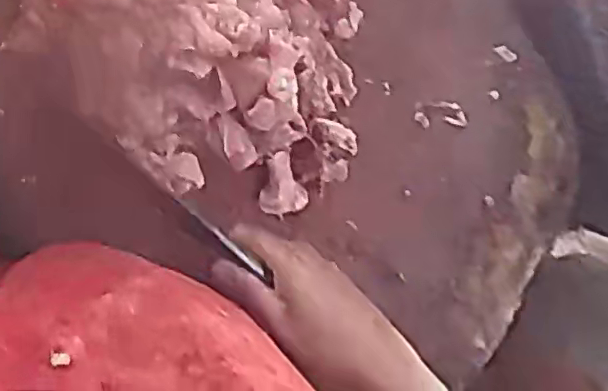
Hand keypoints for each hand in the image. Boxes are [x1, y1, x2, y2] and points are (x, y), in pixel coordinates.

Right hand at [211, 226, 442, 390]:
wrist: (391, 376)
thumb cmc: (326, 350)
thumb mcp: (277, 323)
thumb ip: (244, 287)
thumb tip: (216, 262)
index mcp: (285, 253)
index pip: (244, 231)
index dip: (227, 244)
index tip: (219, 266)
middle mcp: (306, 249)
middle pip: (266, 244)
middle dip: (252, 262)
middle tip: (245, 295)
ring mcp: (328, 265)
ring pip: (287, 259)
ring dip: (275, 275)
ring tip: (273, 309)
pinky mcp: (344, 283)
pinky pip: (307, 272)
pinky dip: (297, 284)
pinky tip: (304, 316)